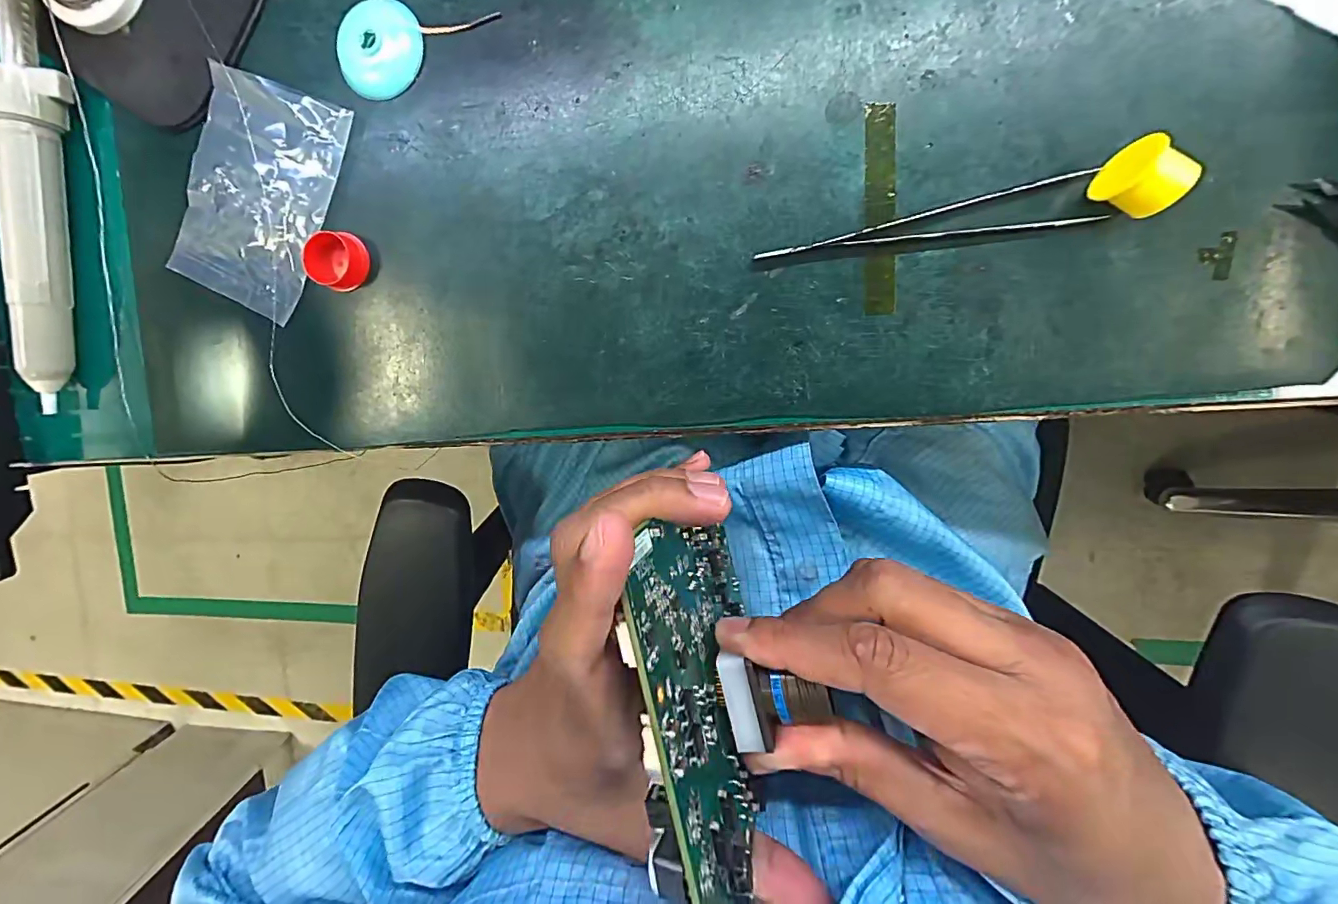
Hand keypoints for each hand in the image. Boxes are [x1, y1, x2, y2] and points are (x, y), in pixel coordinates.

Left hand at [477, 452, 730, 857]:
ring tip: (708, 485)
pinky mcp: (593, 581)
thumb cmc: (577, 778)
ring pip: (592, 523)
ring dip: (646, 493)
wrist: (522, 750)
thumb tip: (815, 901)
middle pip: (580, 545)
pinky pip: (611, 526)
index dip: (591, 576)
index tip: (614, 533)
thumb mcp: (643, 820)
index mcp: (575, 675)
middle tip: (713, 502)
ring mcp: (578, 594)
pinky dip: (645, 496)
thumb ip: (729, 851)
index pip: (576, 620)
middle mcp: (573, 621)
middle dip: (639, 509)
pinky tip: (688, 476)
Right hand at [716, 559, 1223, 903]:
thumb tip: (773, 737)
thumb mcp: (958, 831)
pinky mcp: (1021, 620)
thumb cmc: (1065, 862)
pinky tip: (857, 644)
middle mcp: (1030, 659)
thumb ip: (861, 767)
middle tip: (773, 651)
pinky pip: (921, 589)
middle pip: (886, 588)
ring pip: (897, 577)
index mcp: (1022, 730)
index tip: (736, 639)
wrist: (1176, 854)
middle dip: (811, 611)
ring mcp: (1030, 629)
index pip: (882, 655)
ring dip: (835, 603)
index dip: (796, 642)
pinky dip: (868, 606)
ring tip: (810, 650)